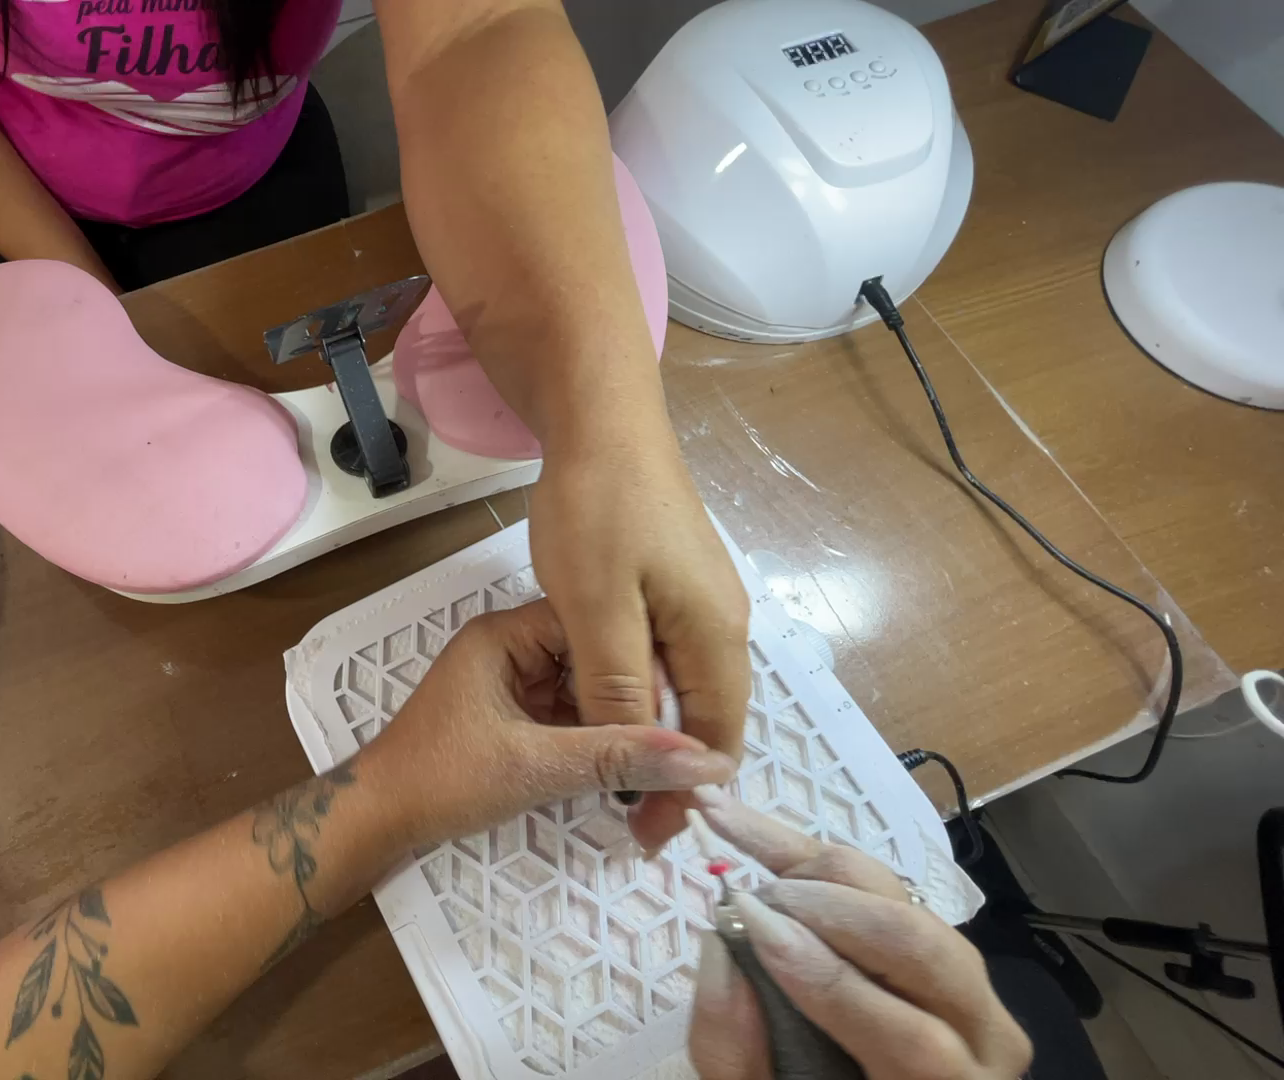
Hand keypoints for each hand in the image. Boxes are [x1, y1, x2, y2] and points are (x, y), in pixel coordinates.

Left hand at [358, 600, 735, 849]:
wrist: (381, 815)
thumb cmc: (440, 777)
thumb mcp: (532, 765)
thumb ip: (615, 758)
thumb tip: (704, 761)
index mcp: (506, 634)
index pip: (593, 625)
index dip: (645, 662)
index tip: (693, 707)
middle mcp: (514, 647)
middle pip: (597, 660)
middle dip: (642, 705)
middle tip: (694, 749)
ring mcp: (516, 681)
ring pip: (590, 692)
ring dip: (627, 730)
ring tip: (678, 767)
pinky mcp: (518, 713)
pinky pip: (574, 716)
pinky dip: (604, 743)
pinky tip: (640, 770)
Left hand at [527, 439, 752, 849]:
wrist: (600, 423)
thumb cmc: (597, 514)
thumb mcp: (597, 609)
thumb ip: (622, 687)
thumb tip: (652, 765)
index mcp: (715, 636)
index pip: (718, 737)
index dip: (683, 789)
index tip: (643, 830)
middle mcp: (718, 622)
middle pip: (701, 714)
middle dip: (662, 764)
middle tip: (614, 806)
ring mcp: (692, 597)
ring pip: (674, 683)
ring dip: (642, 724)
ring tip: (598, 761)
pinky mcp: (663, 580)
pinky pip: (654, 650)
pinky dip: (629, 682)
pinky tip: (593, 692)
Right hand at [689, 787, 1031, 1079]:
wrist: (844, 1077)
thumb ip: (733, 1052)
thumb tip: (718, 950)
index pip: (915, 1039)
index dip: (829, 981)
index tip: (750, 928)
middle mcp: (979, 1032)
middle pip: (918, 946)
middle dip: (821, 909)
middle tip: (746, 900)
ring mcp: (958, 972)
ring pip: (889, 891)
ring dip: (800, 861)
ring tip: (722, 832)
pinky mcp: (910, 922)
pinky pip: (858, 871)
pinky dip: (784, 840)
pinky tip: (725, 812)